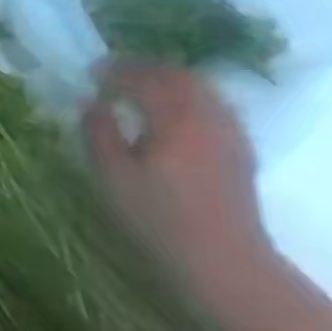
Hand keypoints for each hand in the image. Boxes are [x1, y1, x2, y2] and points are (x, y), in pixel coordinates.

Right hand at [85, 62, 274, 306]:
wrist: (224, 261)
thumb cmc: (161, 220)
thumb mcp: (114, 179)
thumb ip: (98, 134)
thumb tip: (91, 103)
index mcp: (177, 117)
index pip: (144, 79)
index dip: (116, 72)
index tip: (92, 73)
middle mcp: (209, 114)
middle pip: (176, 75)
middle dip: (144, 69)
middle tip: (115, 74)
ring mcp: (230, 130)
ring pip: (199, 88)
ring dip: (168, 80)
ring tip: (142, 89)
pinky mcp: (240, 149)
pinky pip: (213, 105)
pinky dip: (189, 97)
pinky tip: (175, 114)